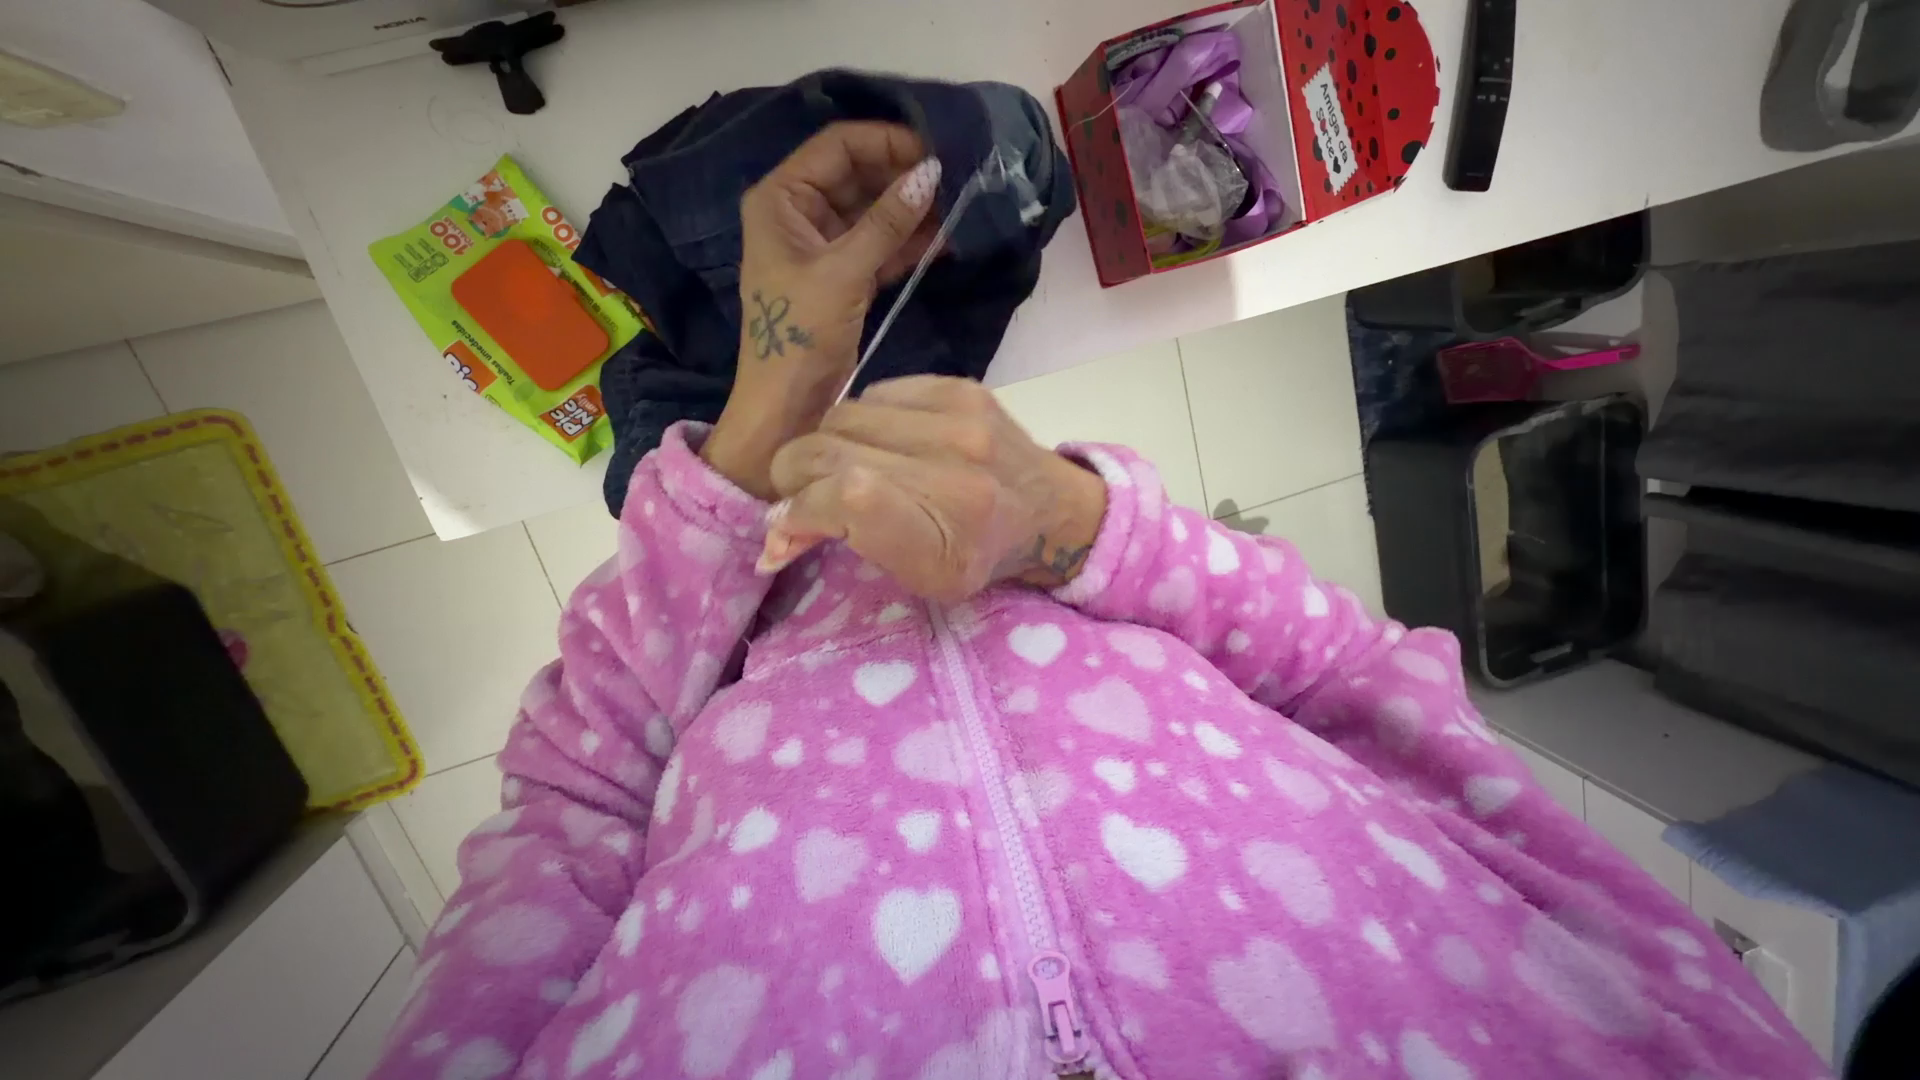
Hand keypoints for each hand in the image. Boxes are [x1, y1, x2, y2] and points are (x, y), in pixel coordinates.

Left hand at [700, 122, 943, 498]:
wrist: (787, 405)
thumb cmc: (800, 334)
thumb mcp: (843, 271)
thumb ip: (887, 222)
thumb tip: (931, 173)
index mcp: (781, 199)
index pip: (837, 147)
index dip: (886, 142)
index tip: (935, 149)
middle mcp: (799, 213)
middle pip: (857, 176)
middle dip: (903, 176)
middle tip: (954, 177)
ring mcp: (822, 246)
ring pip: (872, 212)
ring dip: (911, 210)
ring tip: (957, 205)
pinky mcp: (843, 277)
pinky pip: (879, 246)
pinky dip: (907, 243)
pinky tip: (944, 238)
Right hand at [759, 377, 1108, 601]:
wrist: (1050, 510)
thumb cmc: (978, 556)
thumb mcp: (918, 576)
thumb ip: (847, 546)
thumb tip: (771, 534)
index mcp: (947, 533)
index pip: (845, 495)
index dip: (801, 508)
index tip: (792, 526)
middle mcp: (953, 466)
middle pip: (827, 448)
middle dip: (796, 477)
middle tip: (806, 496)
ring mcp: (958, 418)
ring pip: (841, 415)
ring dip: (826, 445)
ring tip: (846, 467)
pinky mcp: (958, 387)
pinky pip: (872, 392)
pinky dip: (862, 420)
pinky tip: (883, 442)